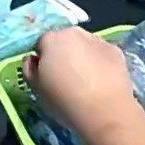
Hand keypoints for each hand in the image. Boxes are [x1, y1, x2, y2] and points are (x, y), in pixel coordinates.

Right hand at [25, 28, 144, 144]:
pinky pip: (102, 54)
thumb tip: (32, 59)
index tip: (47, 76)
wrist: (104, 111)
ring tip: (86, 81)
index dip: (43, 60)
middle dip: (64, 54)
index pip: (42, 43)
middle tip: (66, 78)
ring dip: (83, 56)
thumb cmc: (64, 101)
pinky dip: (100, 63)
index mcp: (51, 39)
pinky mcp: (115, 50)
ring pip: (85, 45)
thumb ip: (29, 69)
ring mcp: (97, 40)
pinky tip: (102, 81)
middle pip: (65, 40)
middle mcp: (74, 33)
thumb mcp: (36, 89)